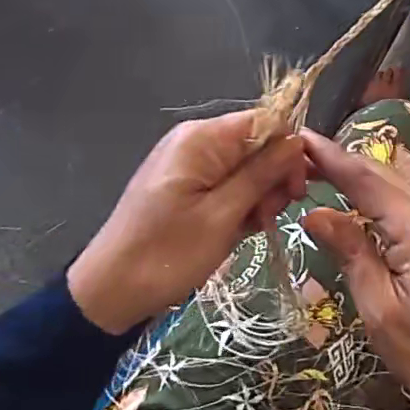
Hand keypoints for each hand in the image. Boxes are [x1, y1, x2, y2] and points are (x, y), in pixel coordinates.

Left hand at [68, 112, 307, 333]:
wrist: (112, 287)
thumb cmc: (168, 252)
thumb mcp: (222, 215)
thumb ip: (261, 175)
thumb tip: (298, 140)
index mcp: (202, 137)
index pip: (266, 121)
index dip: (288, 152)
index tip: (295, 192)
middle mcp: (195, 140)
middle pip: (256, 144)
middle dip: (271, 180)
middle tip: (265, 219)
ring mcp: (188, 162)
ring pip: (244, 168)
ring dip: (256, 198)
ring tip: (246, 230)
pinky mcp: (184, 184)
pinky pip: (225, 184)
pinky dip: (237, 206)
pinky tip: (233, 231)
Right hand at [299, 130, 409, 409]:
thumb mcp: (378, 308)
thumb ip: (350, 252)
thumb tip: (314, 213)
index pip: (364, 179)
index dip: (328, 156)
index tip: (294, 135)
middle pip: (376, 173)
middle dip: (333, 159)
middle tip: (289, 152)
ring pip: (385, 182)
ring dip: (347, 171)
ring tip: (305, 166)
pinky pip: (394, 199)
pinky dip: (364, 190)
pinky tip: (340, 190)